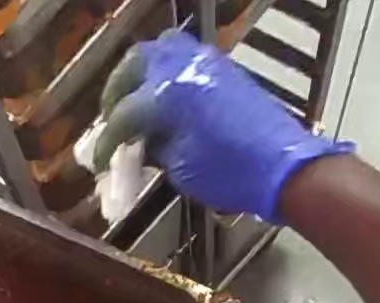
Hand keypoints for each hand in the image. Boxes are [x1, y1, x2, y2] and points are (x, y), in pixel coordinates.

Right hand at [94, 29, 353, 221]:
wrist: (281, 166)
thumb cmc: (229, 174)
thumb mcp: (182, 170)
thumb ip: (156, 150)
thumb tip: (141, 145)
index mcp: (167, 93)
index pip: (124, 115)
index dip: (107, 142)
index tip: (98, 163)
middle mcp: (181, 65)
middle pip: (134, 66)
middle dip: (116, 95)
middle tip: (109, 122)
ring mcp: (203, 61)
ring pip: (158, 52)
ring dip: (139, 76)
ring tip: (132, 105)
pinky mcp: (220, 68)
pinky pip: (181, 58)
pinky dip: (163, 76)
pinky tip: (161, 102)